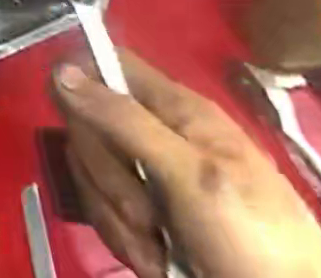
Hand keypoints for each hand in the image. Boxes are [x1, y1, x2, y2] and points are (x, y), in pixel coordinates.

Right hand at [53, 55, 320, 277]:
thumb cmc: (259, 242)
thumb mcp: (194, 177)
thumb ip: (125, 120)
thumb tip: (62, 71)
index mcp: (175, 108)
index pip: (105, 62)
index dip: (79, 80)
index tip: (76, 119)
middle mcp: (155, 132)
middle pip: (88, 121)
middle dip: (104, 173)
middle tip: (143, 211)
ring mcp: (149, 176)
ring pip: (91, 169)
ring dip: (113, 214)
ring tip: (156, 247)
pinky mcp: (145, 215)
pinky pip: (103, 207)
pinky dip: (122, 236)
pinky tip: (154, 259)